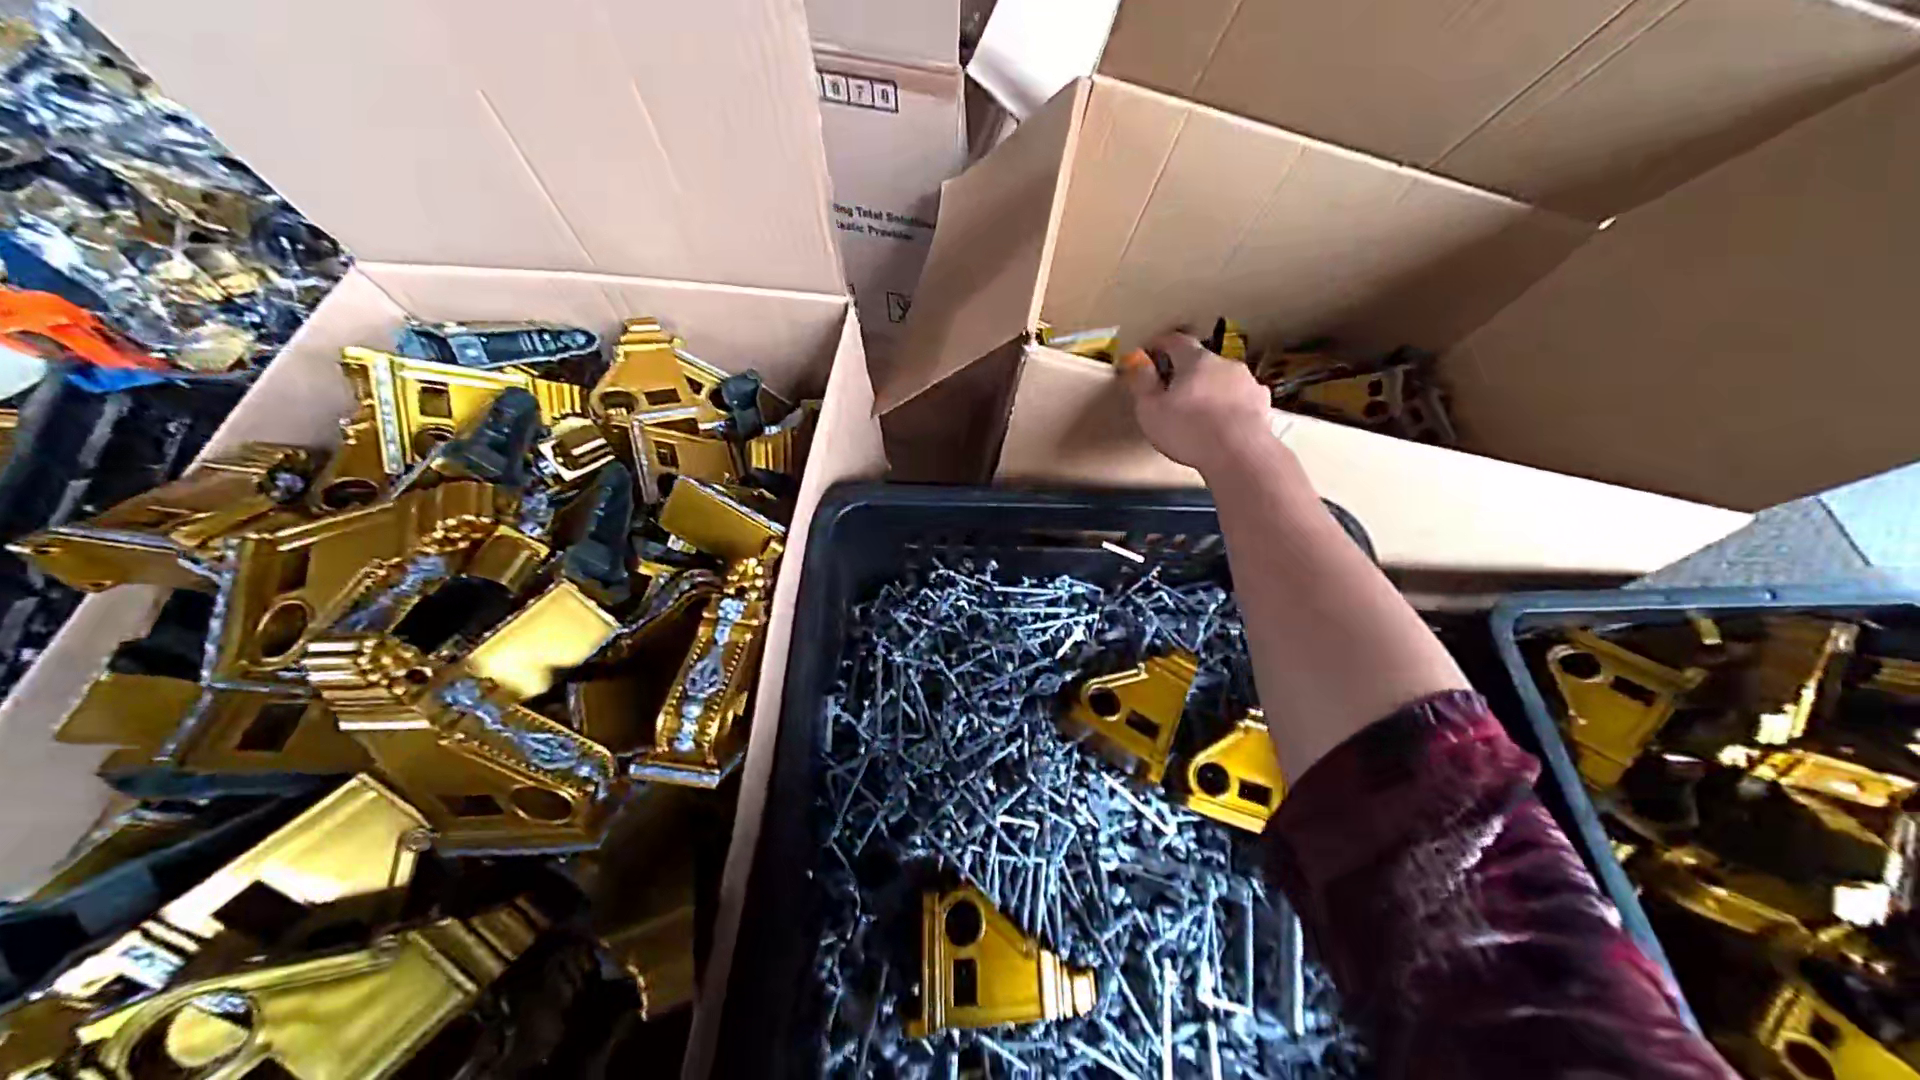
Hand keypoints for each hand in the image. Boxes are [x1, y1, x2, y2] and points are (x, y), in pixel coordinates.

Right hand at [1119, 331, 1274, 475]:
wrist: (1239, 453)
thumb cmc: (1188, 430)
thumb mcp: (1150, 410)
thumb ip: (1142, 383)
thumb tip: (1137, 362)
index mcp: (1195, 361)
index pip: (1176, 341)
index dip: (1161, 344)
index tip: (1150, 351)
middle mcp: (1224, 364)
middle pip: (1202, 361)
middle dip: (1187, 372)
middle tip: (1174, 391)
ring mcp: (1247, 382)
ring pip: (1224, 379)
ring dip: (1211, 389)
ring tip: (1201, 412)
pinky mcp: (1263, 403)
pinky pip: (1242, 398)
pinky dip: (1231, 406)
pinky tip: (1225, 423)